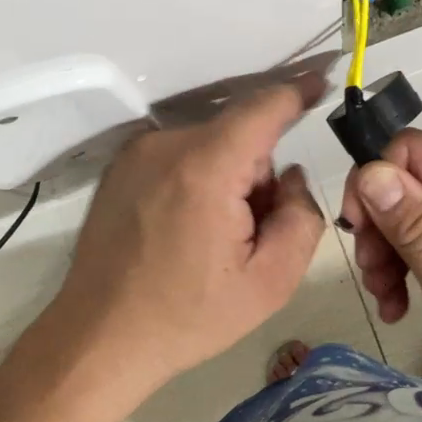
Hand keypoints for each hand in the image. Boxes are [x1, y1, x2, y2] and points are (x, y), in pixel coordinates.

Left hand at [48, 78, 328, 383]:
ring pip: (209, 144)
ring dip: (227, 175)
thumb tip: (290, 176)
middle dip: (259, 170)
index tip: (323, 82)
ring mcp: (137, 153)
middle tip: (253, 232)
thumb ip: (301, 218)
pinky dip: (197, 178)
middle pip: (238, 133)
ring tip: (212, 240)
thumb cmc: (187, 316)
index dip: (298, 91)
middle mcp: (166, 144)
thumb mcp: (270, 283)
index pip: (263, 107)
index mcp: (206, 166)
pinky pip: (179, 155)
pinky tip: (185, 231)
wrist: (98, 338)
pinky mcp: (119, 167)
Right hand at [340, 129, 421, 409]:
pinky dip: (392, 267)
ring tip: (386, 297)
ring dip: (381, 252)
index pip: (412, 150)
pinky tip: (395, 304)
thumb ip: (418, 230)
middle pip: (400, 178)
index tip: (359, 233)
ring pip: (396, 208)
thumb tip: (370, 172)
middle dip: (377, 225)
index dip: (376, 182)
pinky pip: (405, 235)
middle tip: (373, 274)